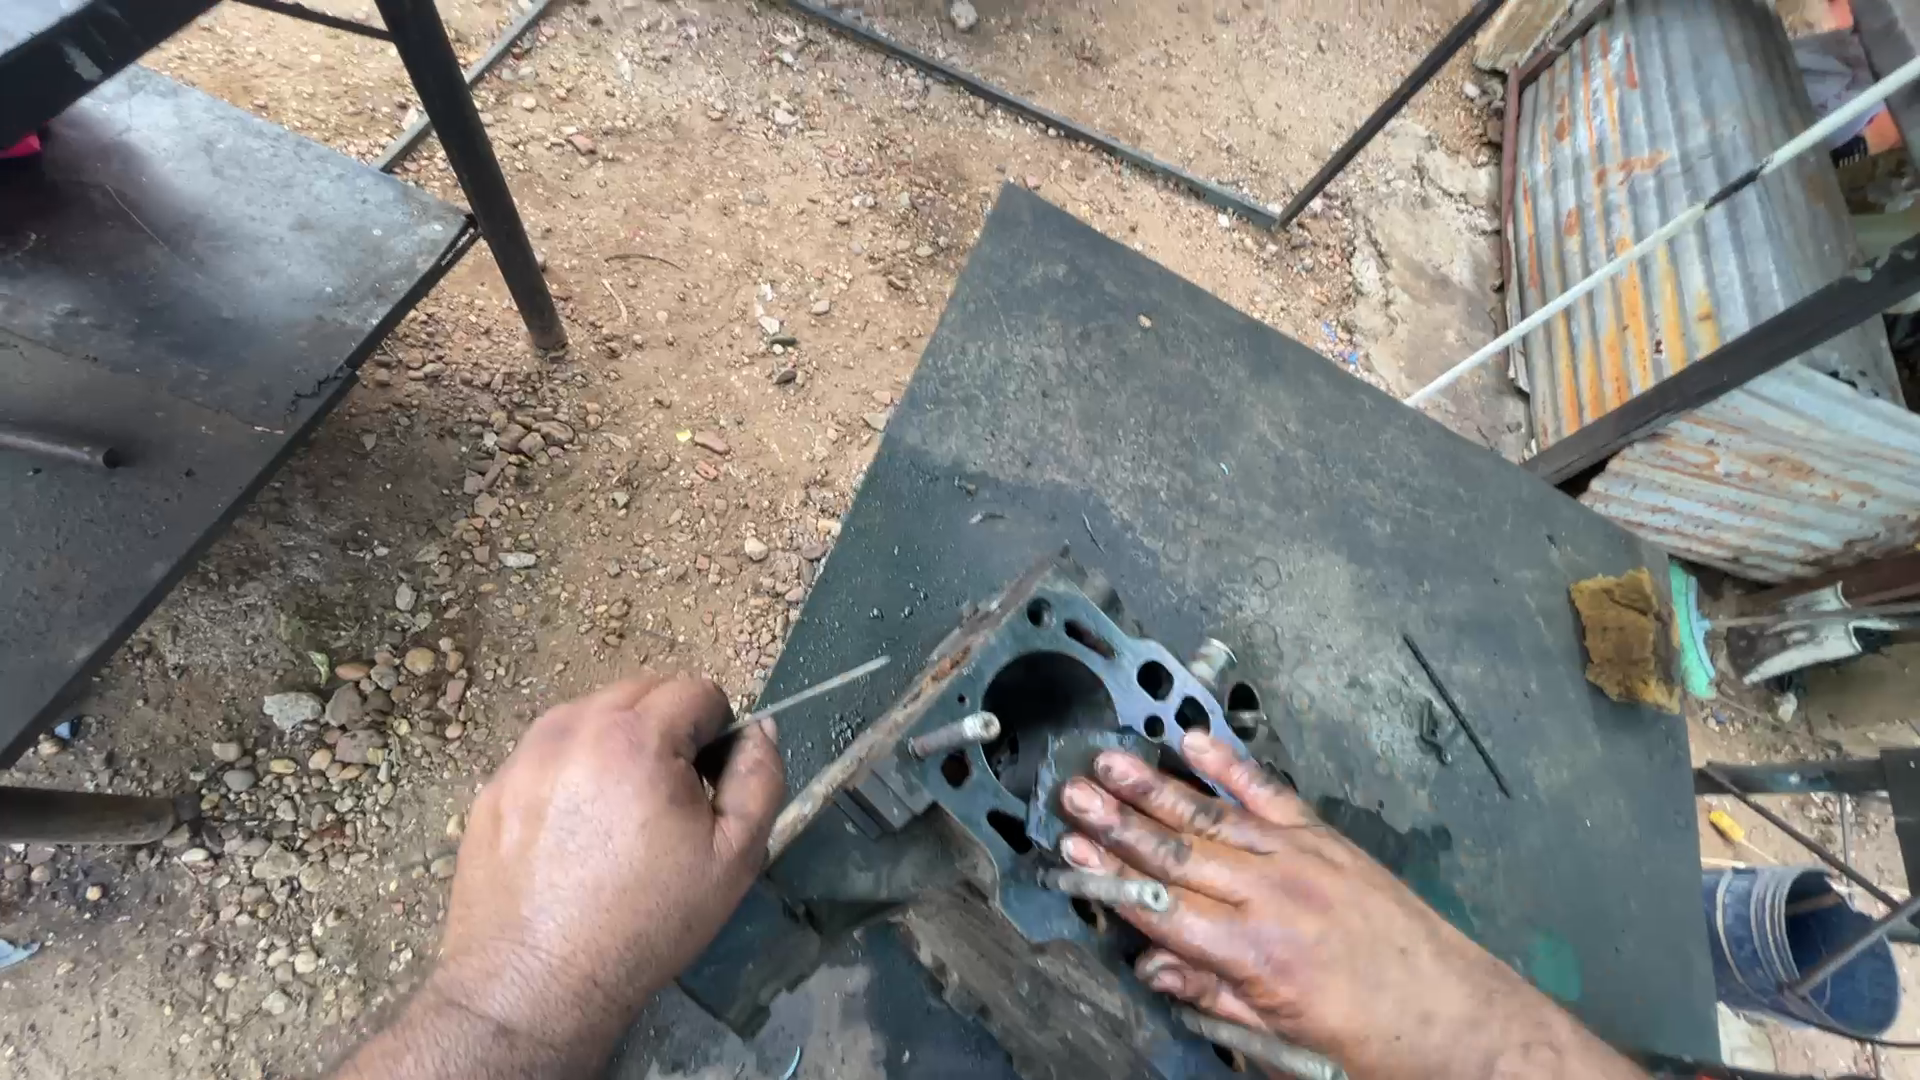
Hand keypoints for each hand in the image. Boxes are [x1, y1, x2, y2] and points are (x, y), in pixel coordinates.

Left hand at [427, 675, 783, 1050]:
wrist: (531, 990)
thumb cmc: (647, 920)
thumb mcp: (736, 854)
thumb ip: (761, 775)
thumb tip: (760, 726)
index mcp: (637, 738)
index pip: (697, 690)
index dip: (717, 730)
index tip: (709, 780)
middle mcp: (575, 729)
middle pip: (645, 689)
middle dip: (672, 724)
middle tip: (672, 791)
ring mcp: (525, 756)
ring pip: (596, 709)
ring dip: (624, 735)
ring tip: (624, 801)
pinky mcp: (493, 785)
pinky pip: (553, 745)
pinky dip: (579, 761)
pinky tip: (579, 821)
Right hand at [1056, 734, 1641, 1079]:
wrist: (1470, 1023)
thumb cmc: (1375, 1045)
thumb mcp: (1288, 1046)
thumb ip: (1214, 999)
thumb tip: (1149, 967)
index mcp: (1258, 956)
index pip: (1165, 907)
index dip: (1113, 877)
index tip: (1071, 848)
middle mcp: (1272, 895)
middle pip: (1177, 851)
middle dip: (1118, 821)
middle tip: (1073, 791)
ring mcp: (1299, 857)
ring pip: (1210, 815)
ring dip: (1155, 787)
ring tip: (1111, 761)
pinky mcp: (1324, 837)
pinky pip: (1268, 793)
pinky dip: (1229, 765)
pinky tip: (1194, 740)